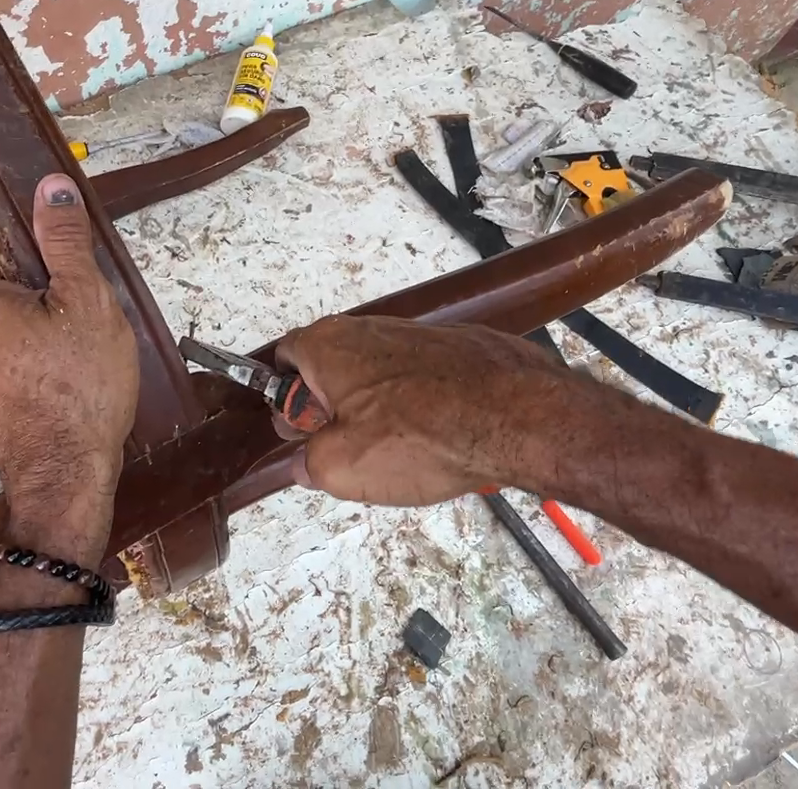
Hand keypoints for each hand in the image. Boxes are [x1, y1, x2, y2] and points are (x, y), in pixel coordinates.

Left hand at [0, 173, 138, 557]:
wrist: (66, 474)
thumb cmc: (79, 382)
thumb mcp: (85, 299)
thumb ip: (64, 240)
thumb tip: (49, 185)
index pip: (2, 256)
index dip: (44, 268)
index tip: (73, 291)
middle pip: (6, 296)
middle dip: (44, 305)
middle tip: (85, 329)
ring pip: (9, 334)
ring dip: (40, 339)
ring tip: (80, 362)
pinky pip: (7, 368)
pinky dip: (32, 370)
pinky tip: (65, 387)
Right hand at [275, 316, 591, 504]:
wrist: (514, 414)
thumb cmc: (415, 438)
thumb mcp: (339, 469)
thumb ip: (307, 462)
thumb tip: (305, 461)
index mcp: (326, 345)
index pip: (283, 358)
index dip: (285, 400)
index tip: (304, 434)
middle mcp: (364, 327)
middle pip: (329, 367)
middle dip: (331, 407)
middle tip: (351, 448)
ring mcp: (412, 331)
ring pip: (374, 372)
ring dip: (375, 407)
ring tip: (401, 448)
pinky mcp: (452, 344)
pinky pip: (416, 375)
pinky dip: (417, 401)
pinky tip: (437, 434)